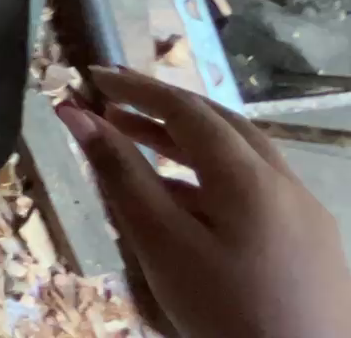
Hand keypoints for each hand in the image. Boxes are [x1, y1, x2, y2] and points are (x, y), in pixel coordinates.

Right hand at [58, 66, 350, 337]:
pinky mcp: (308, 242)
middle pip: (223, 123)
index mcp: (251, 181)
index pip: (188, 111)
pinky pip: (253, 182)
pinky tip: (170, 186)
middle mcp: (287, 187)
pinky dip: (205, 165)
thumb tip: (72, 111)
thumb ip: (117, 168)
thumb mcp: (156, 236)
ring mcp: (306, 217)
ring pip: (242, 152)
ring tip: (129, 131)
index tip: (90, 76)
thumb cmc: (220, 304)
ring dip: (183, 133)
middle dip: (163, 102)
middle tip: (110, 93)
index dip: (136, 88)